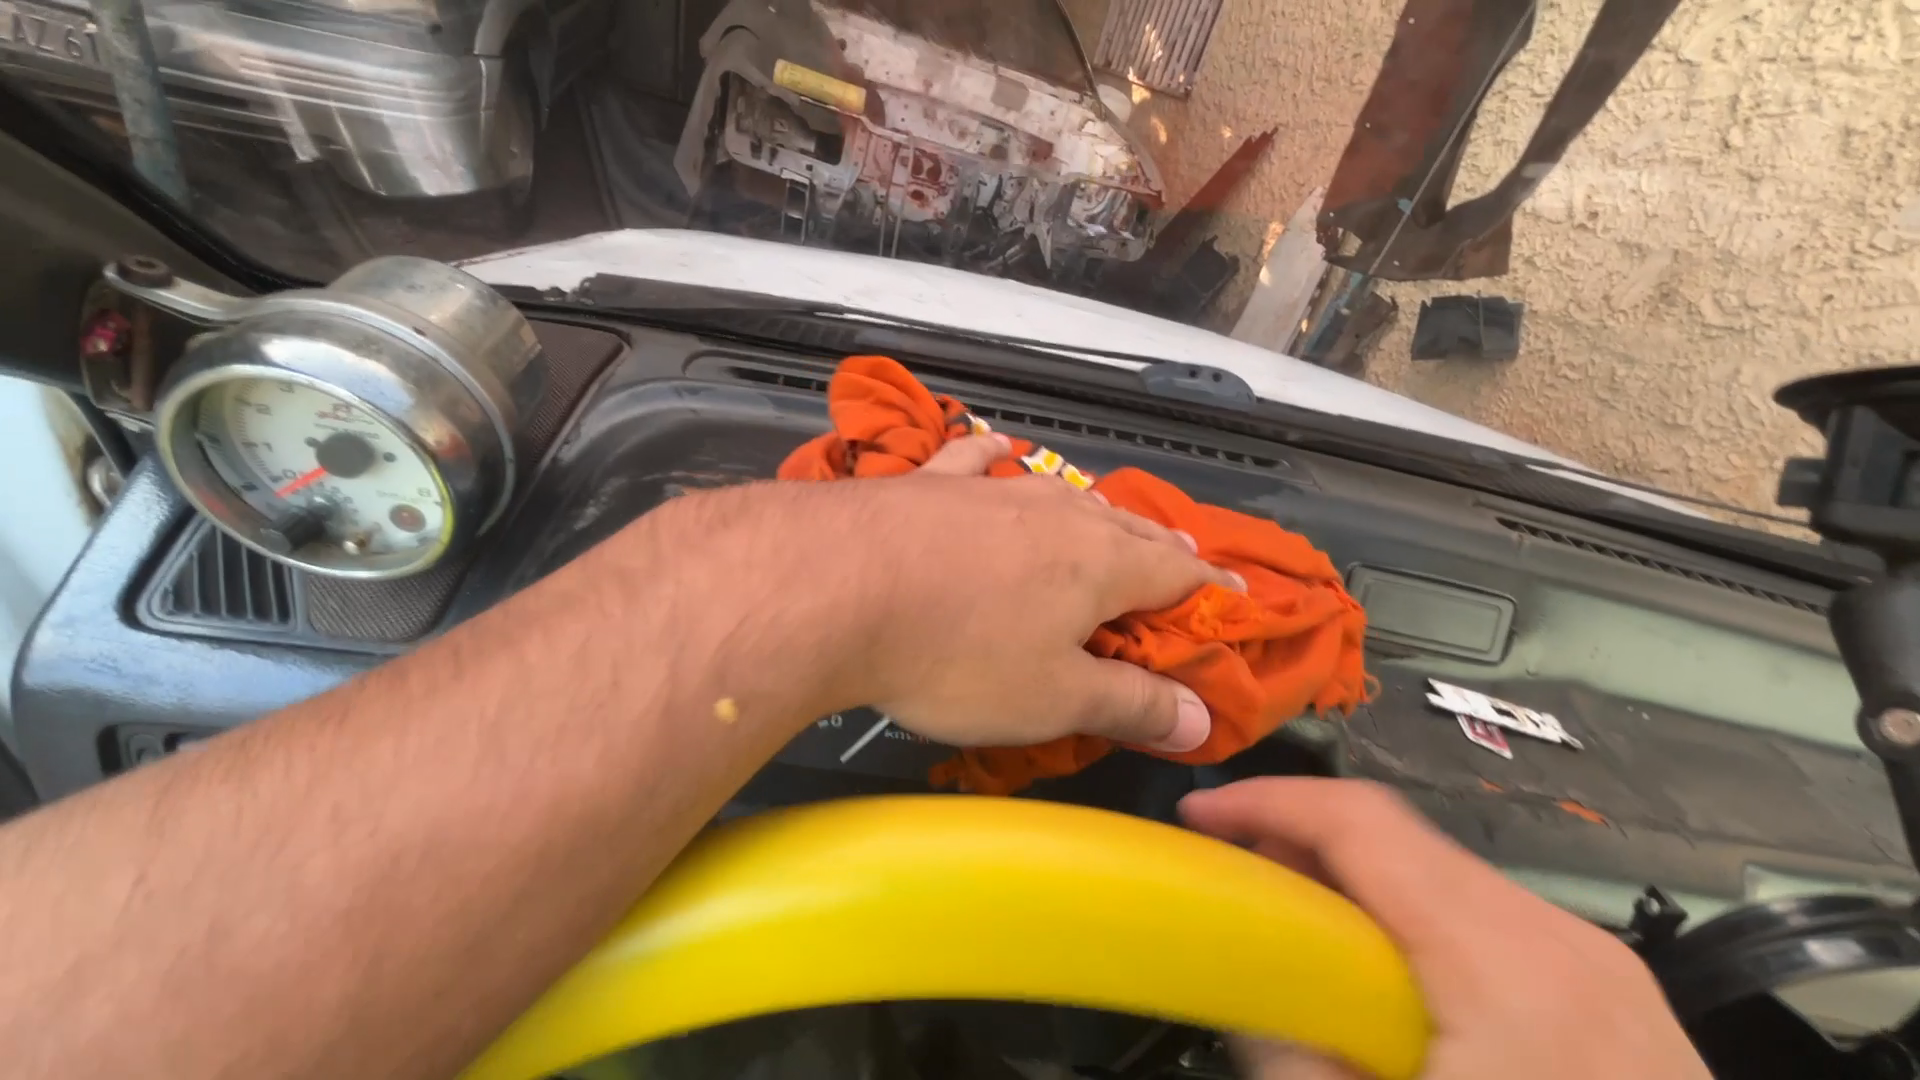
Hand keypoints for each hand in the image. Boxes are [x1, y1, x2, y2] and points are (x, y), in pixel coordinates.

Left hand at [643, 435, 1236, 750]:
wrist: (835, 586)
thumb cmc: (957, 653)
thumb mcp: (1052, 698)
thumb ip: (1130, 705)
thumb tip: (1200, 721)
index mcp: (1100, 562)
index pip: (1177, 572)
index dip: (1210, 589)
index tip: (1234, 594)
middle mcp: (1054, 512)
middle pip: (1125, 527)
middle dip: (1159, 546)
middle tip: (1182, 554)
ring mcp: (988, 490)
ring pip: (1060, 494)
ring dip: (1091, 510)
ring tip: (1107, 518)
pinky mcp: (929, 484)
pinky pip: (975, 463)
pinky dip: (994, 460)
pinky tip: (996, 451)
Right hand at [1177, 779, 1709, 1079]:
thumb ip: (1289, 1056)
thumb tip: (1239, 983)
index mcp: (1509, 968)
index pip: (1364, 825)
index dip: (1269, 802)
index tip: (1197, 814)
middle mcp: (1561, 940)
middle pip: (1400, 840)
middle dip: (1302, 840)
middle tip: (1236, 874)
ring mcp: (1598, 964)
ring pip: (1438, 873)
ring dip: (1354, 879)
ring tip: (1296, 922)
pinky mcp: (1609, 992)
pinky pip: (1480, 915)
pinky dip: (1407, 916)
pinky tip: (1383, 972)